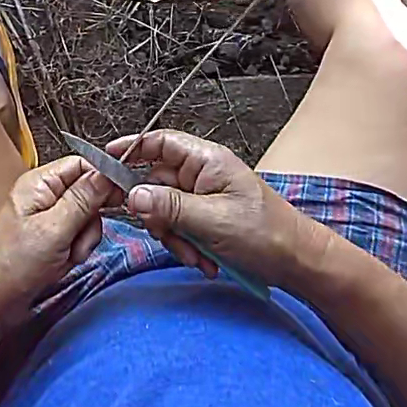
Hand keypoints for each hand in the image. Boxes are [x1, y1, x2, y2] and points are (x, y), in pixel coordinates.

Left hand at [0, 155, 121, 327]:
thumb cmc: (7, 265)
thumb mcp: (53, 229)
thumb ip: (83, 199)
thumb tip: (108, 173)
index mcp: (40, 182)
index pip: (84, 165)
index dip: (104, 179)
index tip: (119, 197)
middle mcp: (44, 196)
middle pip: (89, 195)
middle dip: (90, 221)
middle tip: (76, 239)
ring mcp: (47, 220)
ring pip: (86, 221)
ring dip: (82, 242)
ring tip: (63, 257)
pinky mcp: (49, 241)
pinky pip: (76, 241)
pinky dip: (74, 255)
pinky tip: (59, 266)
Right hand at [107, 129, 328, 289]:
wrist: (300, 264)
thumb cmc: (268, 234)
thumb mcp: (213, 220)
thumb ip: (169, 207)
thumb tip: (132, 196)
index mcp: (206, 160)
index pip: (159, 142)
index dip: (131, 148)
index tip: (106, 162)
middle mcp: (202, 174)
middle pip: (156, 182)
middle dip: (158, 214)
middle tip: (164, 233)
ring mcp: (204, 196)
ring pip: (165, 209)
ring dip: (174, 236)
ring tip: (195, 254)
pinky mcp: (207, 218)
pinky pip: (180, 227)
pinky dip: (186, 245)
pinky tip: (204, 260)